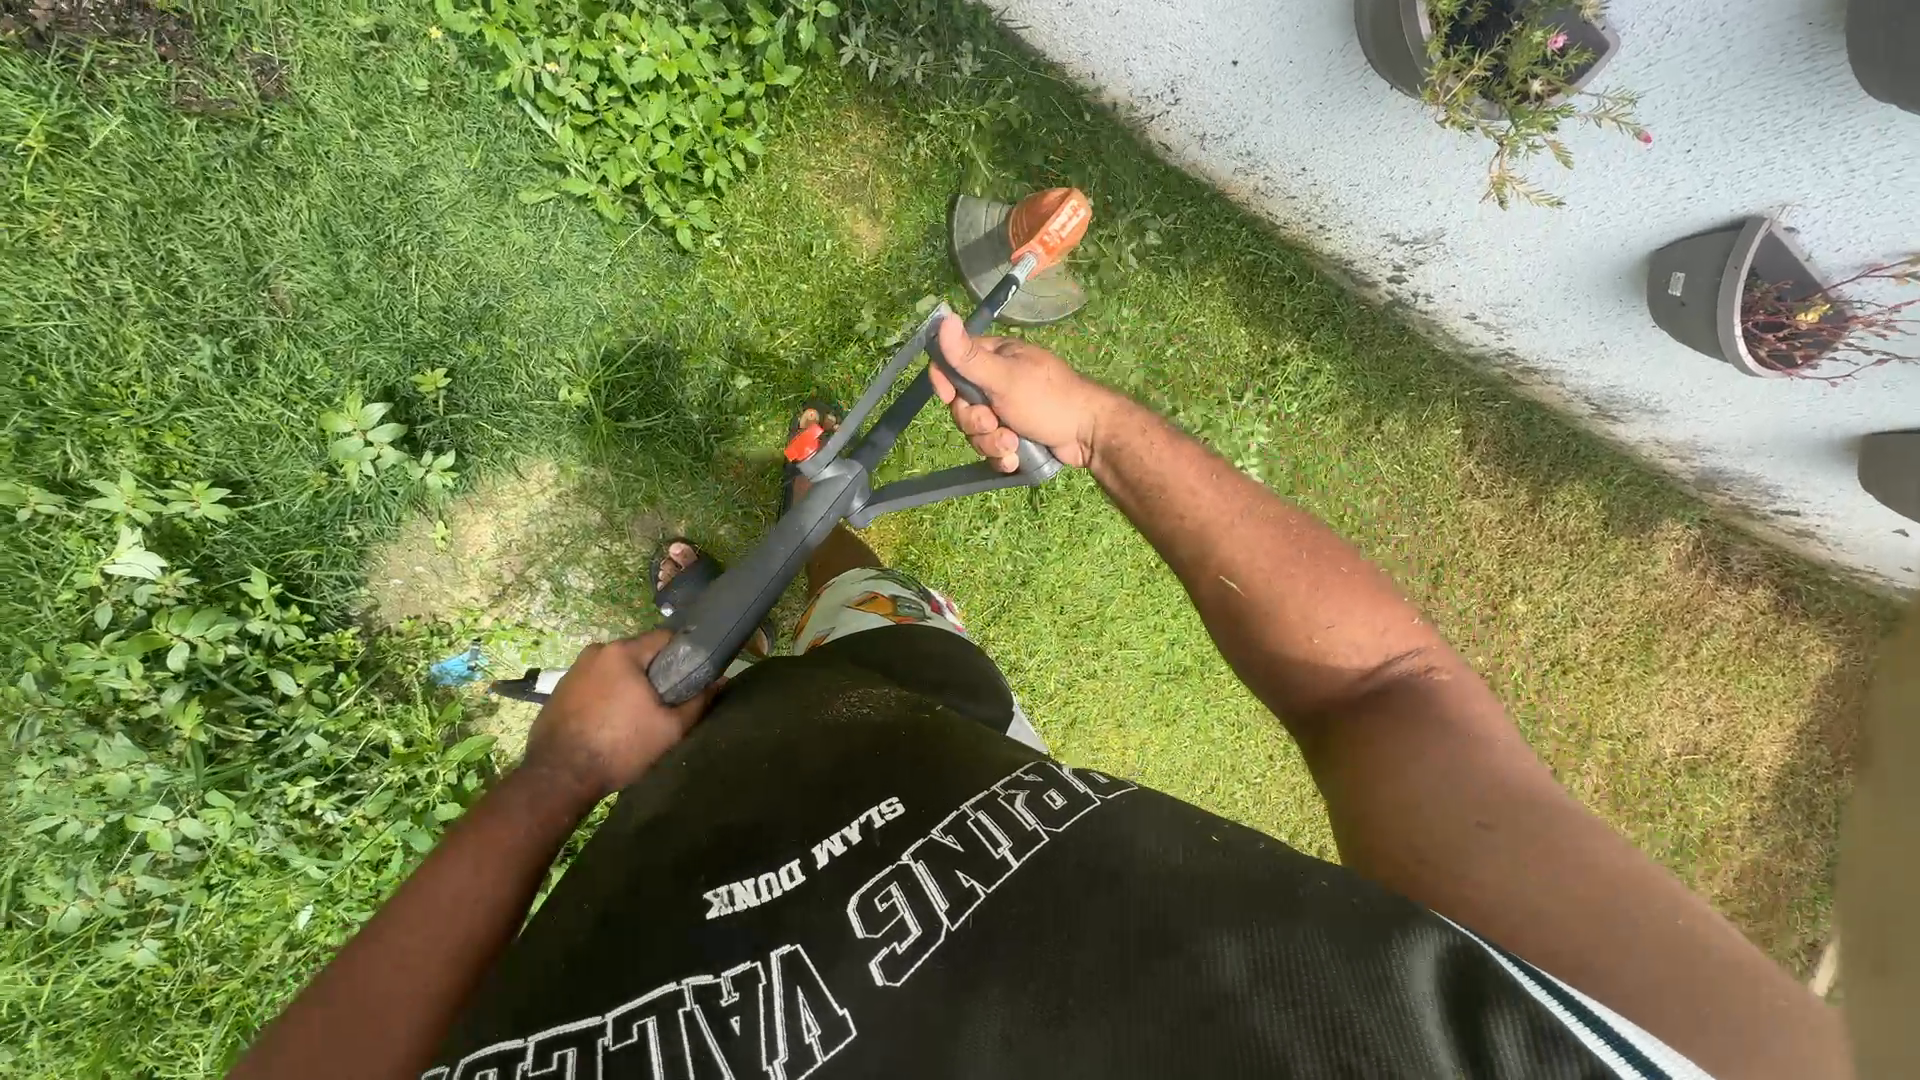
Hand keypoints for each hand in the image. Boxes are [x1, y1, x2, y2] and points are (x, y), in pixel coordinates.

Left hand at [520, 630, 718, 804]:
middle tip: (666, 703)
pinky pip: (596, 684)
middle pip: (639, 654)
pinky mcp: (559, 690)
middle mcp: (596, 652)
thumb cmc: (619, 746)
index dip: (683, 656)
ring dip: (630, 686)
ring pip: (616, 670)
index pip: (665, 638)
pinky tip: (611, 723)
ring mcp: (573, 670)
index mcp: (622, 652)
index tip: (691, 679)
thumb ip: (699, 701)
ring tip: (638, 717)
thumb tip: (721, 681)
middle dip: (655, 674)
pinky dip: (608, 697)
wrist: (558, 778)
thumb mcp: (670, 728)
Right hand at [928, 315, 1120, 472]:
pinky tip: (1016, 459)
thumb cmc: (1048, 399)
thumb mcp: (1005, 377)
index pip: (951, 365)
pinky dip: (1002, 457)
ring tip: (1013, 444)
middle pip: (960, 406)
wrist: (1089, 435)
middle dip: (976, 422)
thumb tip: (944, 318)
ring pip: (976, 432)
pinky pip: (992, 449)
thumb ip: (970, 357)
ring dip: (991, 443)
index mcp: (994, 358)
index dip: (945, 384)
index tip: (950, 398)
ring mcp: (1006, 411)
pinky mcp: (1014, 436)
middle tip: (995, 423)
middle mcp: (997, 382)